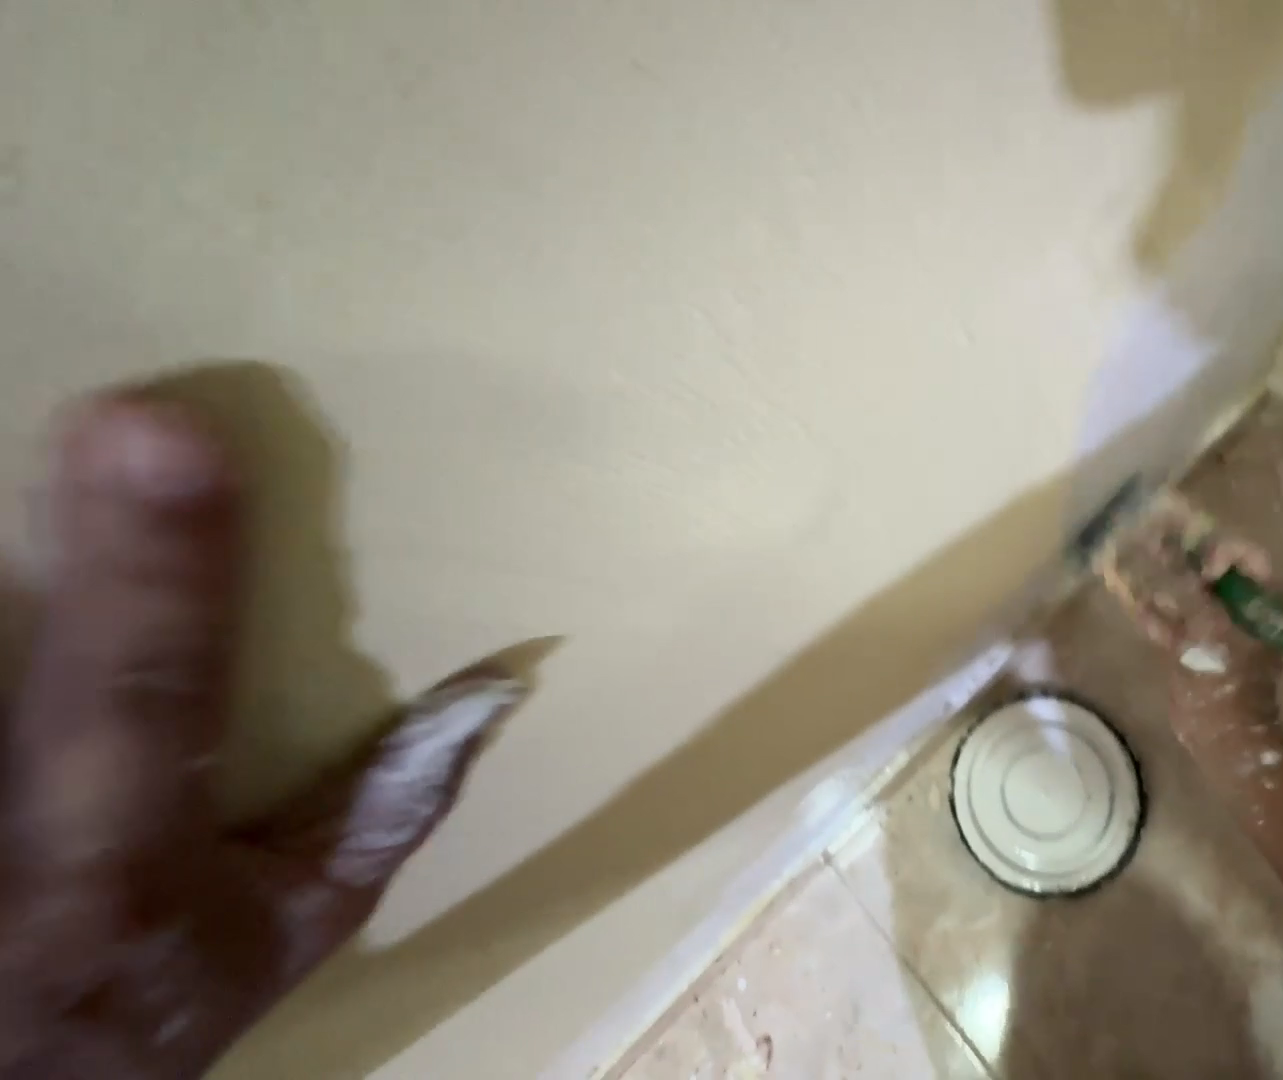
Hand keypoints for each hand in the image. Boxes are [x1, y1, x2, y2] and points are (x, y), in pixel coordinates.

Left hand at [0, 397, 522, 1078]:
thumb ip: (397, 802)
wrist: (6, 1064)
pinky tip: (45, 543)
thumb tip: (497, 684)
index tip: (163, 431)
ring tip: (93, 459)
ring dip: (23, 547)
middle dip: (71, 527)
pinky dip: (15, 586)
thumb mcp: (310, 916)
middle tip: (120, 411)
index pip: (145, 687)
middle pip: (13, 638)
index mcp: (115, 862)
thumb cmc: (164, 998)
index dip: (161, 565)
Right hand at [1094, 497, 1271, 660]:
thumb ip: (1191, 588)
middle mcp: (1243, 611)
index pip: (1248, 559)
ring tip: (1138, 553)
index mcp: (1264, 604)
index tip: (1201, 563)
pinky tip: (1128, 593)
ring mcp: (1217, 631)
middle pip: (1213, 573)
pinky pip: (1173, 622)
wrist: (1219, 731)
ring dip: (1164, 579)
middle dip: (1184, 557)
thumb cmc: (1225, 675)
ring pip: (1189, 596)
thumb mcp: (1209, 625)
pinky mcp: (1194, 648)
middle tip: (1157, 536)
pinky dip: (1153, 611)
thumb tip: (1171, 555)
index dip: (1223, 551)